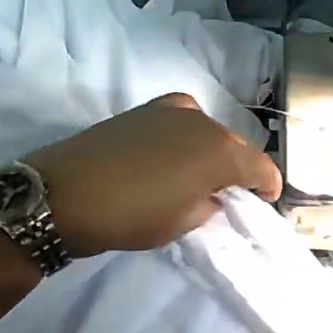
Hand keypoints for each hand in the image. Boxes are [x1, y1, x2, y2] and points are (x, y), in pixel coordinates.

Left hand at [26, 93, 281, 256]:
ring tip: (202, 172)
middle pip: (236, 144)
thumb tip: (210, 193)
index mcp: (221, 153)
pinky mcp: (146, 108)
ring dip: (214, 150)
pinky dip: (189, 133)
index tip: (267, 199)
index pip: (261, 166)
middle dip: (241, 167)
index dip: (269, 185)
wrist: (63, 194)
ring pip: (210, 130)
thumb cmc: (130, 217)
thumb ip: (208, 204)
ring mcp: (173, 110)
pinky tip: (177, 148)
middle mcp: (204, 123)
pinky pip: (183, 117)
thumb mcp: (181, 223)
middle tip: (234, 191)